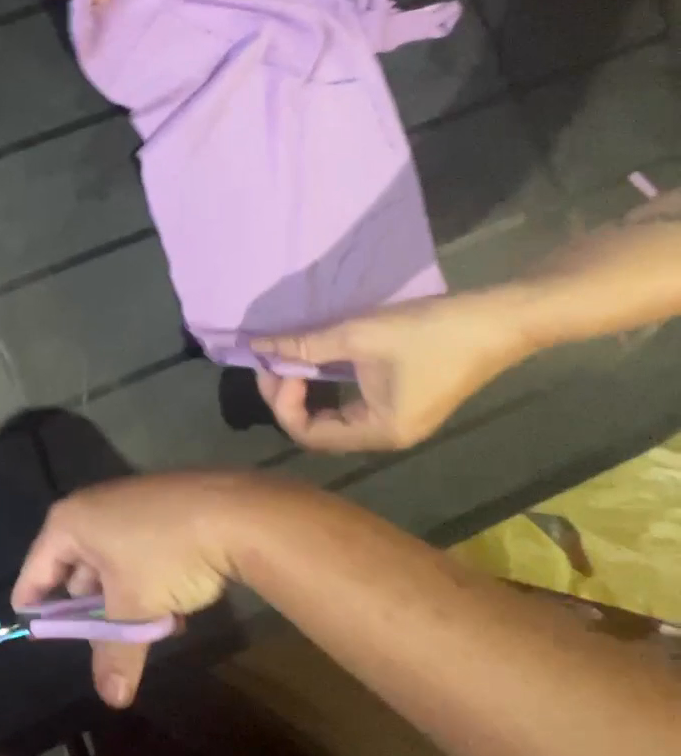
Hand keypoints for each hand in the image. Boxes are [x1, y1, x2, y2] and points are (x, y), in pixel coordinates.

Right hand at [12, 473, 249, 708]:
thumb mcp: (137, 608)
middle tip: (97, 636)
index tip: (28, 625)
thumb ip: (117, 651)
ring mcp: (122, 502)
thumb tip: (111, 698)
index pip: (36, 567)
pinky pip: (133, 548)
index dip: (33, 599)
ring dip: (121, 596)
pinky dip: (142, 578)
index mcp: (67, 523)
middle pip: (73, 565)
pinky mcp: (155, 506)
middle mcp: (88, 507)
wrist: (235, 513)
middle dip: (88, 604)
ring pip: (108, 560)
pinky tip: (170, 605)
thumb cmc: (164, 555)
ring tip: (145, 626)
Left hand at [252, 292, 535, 452]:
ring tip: (285, 361)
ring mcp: (395, 421)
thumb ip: (303, 347)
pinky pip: (345, 407)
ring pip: (328, 419)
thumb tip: (256, 348)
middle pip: (315, 430)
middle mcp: (387, 436)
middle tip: (272, 362)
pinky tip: (309, 364)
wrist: (499, 320)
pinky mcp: (399, 403)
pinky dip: (321, 390)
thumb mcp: (356, 337)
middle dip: (285, 398)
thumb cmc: (429, 332)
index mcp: (381, 431)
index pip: (308, 434)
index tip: (275, 366)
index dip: (281, 401)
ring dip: (301, 394)